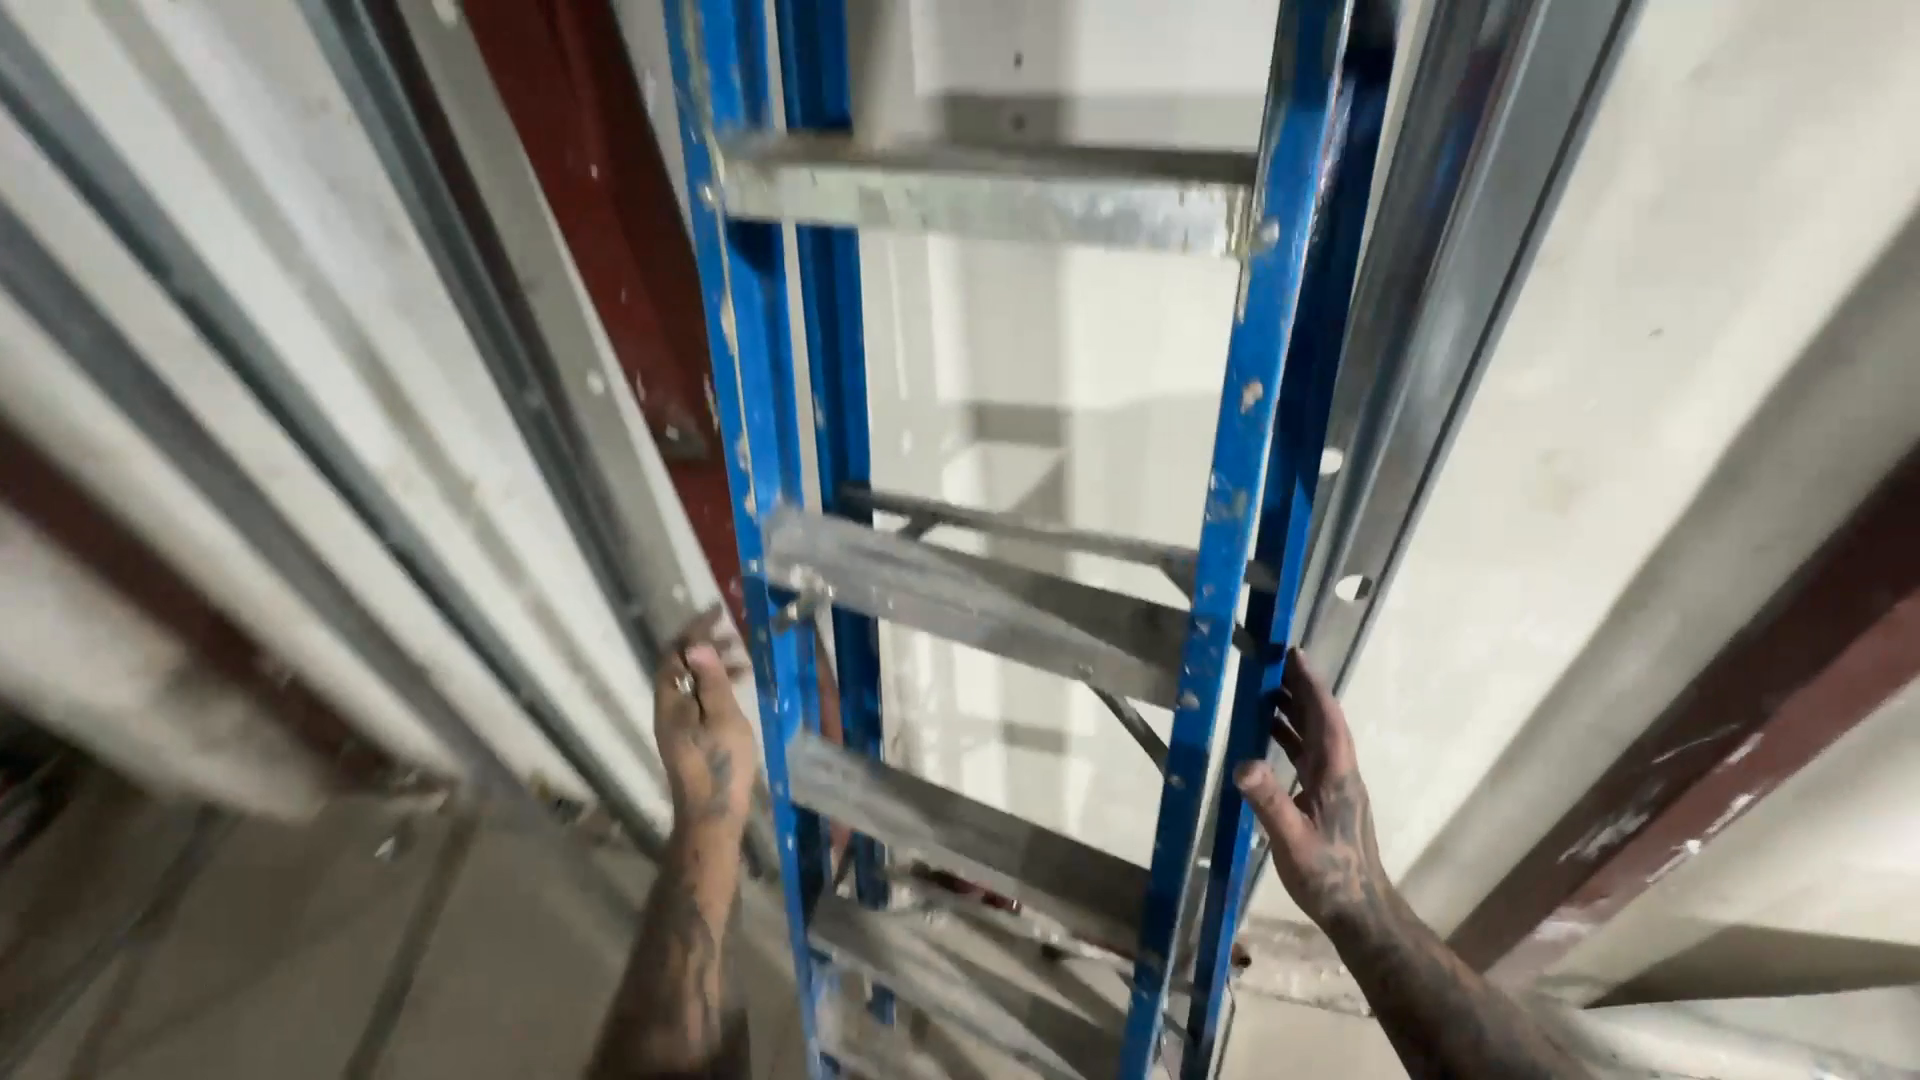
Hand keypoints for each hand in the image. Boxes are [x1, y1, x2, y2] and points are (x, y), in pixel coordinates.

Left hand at [656, 610, 757, 832]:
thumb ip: (711, 681)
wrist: (710, 815)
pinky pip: (696, 698)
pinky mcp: (686, 737)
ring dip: (711, 665)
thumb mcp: (723, 718)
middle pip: (678, 666)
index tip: (718, 611)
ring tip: (742, 660)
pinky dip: (714, 686)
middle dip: (703, 644)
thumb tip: (695, 644)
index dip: (694, 629)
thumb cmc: (721, 764)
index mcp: (671, 702)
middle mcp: (666, 710)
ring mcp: (674, 725)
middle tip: (734, 634)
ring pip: (689, 683)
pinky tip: (736, 689)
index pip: (675, 653)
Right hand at [1235, 647, 1389, 932]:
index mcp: (1335, 775)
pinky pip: (1307, 753)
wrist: (1359, 912)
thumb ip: (1269, 802)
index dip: (1312, 686)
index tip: (1295, 655)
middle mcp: (1338, 773)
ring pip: (1315, 735)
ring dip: (1295, 709)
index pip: (1326, 720)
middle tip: (1277, 659)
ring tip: (1269, 686)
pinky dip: (1289, 734)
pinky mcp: (1326, 798)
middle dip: (1302, 688)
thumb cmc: (1328, 876)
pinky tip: (1270, 732)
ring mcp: (1334, 786)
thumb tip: (1242, 763)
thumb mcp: (1292, 839)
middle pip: (1322, 720)